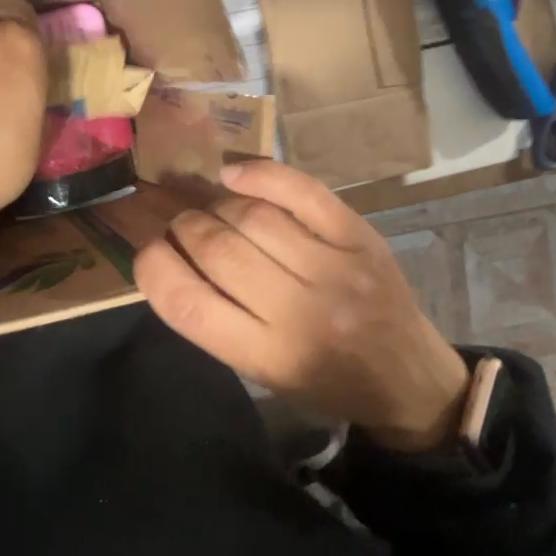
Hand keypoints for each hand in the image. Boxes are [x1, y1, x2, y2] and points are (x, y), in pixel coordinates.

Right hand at [134, 159, 470, 451]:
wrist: (407, 378)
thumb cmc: (321, 380)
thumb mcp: (259, 369)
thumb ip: (212, 315)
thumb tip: (166, 250)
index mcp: (266, 354)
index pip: (187, 302)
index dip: (153, 267)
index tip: (149, 252)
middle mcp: (299, 313)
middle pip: (217, 249)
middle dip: (184, 229)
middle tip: (180, 228)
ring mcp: (334, 270)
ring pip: (252, 216)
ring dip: (216, 205)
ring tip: (211, 210)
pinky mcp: (360, 237)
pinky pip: (301, 191)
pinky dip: (260, 175)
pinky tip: (233, 175)